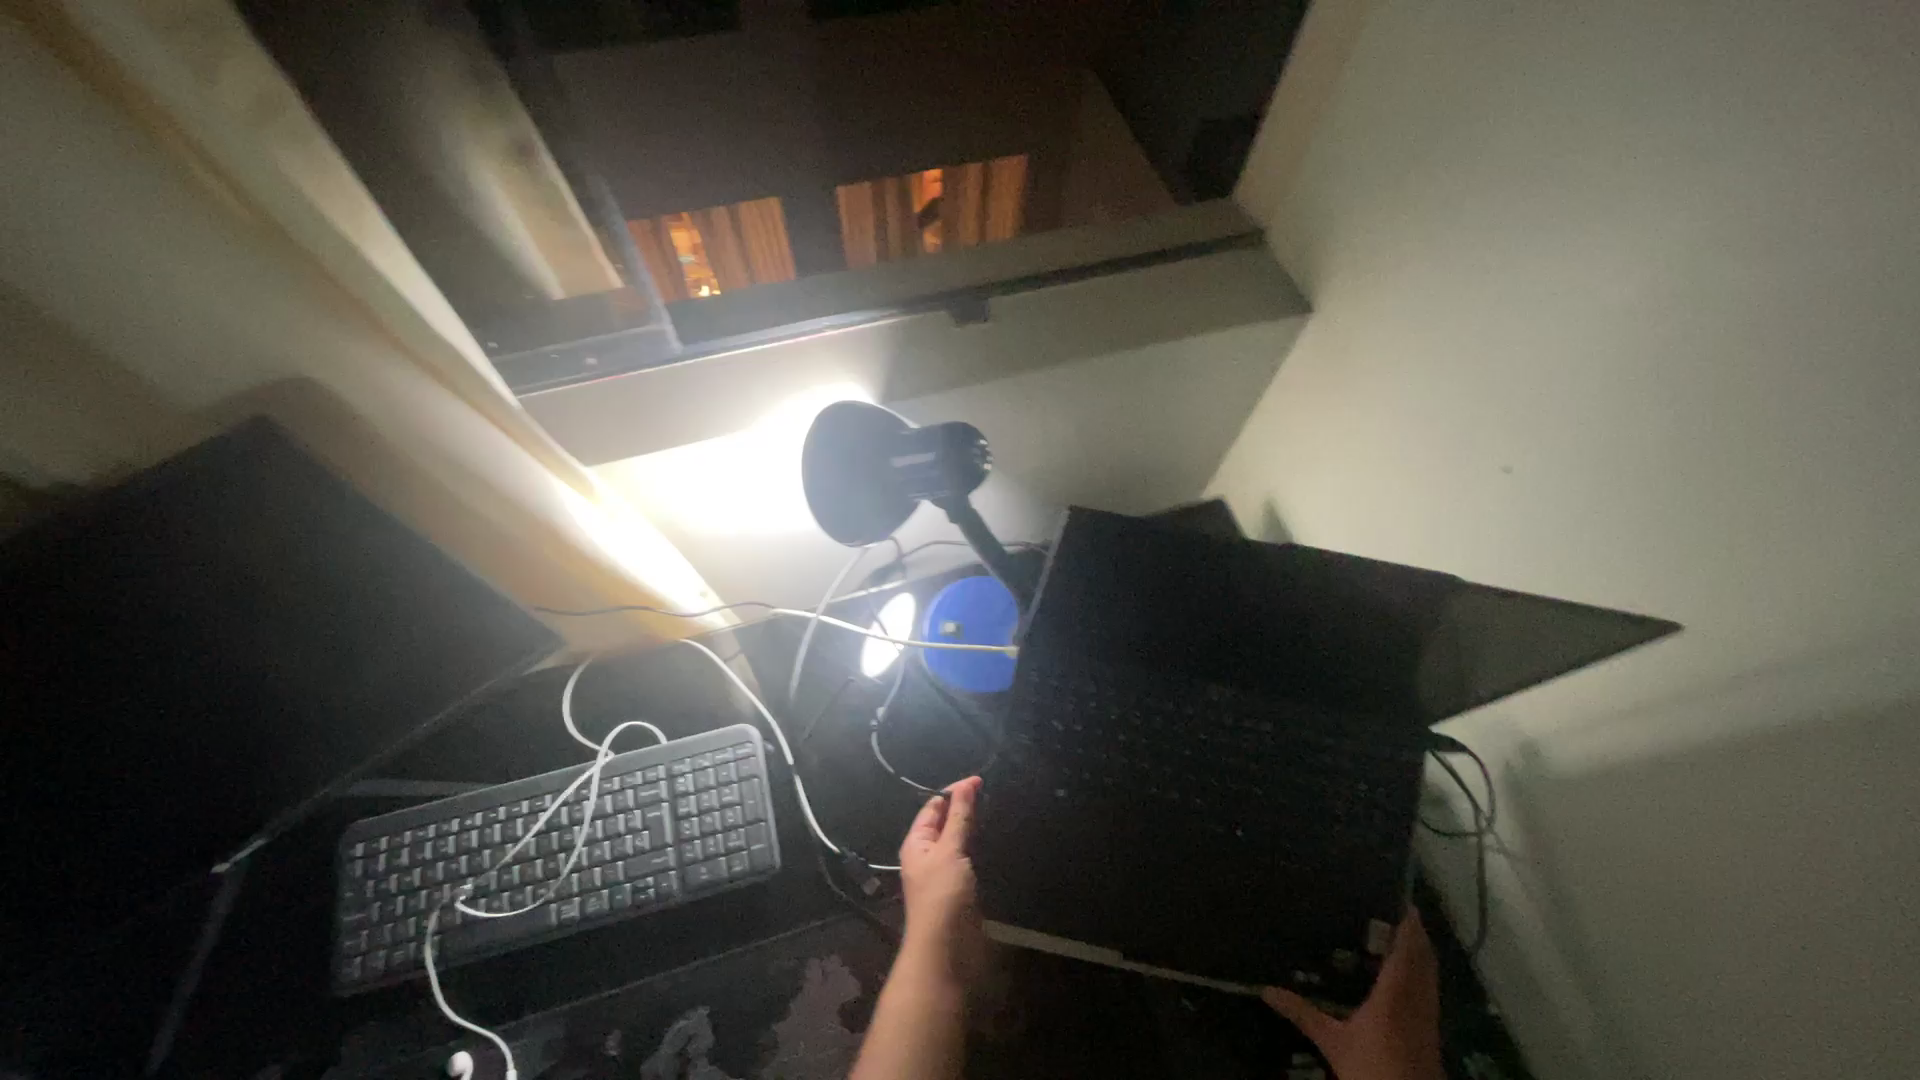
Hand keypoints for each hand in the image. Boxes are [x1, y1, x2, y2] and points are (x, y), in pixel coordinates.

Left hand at [896, 776, 986, 986]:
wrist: (946, 951)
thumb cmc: (942, 897)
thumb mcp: (950, 851)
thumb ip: (960, 817)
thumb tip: (966, 784)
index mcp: (917, 842)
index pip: (934, 805)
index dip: (955, 790)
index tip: (982, 780)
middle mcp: (928, 854)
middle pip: (947, 822)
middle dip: (966, 807)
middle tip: (994, 793)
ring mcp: (945, 872)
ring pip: (961, 840)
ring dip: (976, 828)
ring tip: (1000, 811)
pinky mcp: (962, 889)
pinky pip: (971, 859)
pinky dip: (983, 847)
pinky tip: (1000, 841)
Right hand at [1262, 909, 1444, 1079]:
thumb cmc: (1372, 1072)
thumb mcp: (1332, 1043)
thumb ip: (1302, 1013)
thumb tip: (1266, 990)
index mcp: (1394, 996)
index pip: (1406, 952)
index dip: (1409, 927)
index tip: (1403, 901)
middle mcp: (1416, 1001)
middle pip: (1425, 960)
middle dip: (1417, 935)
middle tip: (1397, 912)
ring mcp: (1427, 1018)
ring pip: (1430, 977)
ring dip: (1421, 955)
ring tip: (1401, 936)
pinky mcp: (1430, 1033)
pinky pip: (1429, 992)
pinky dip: (1421, 975)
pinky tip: (1404, 978)